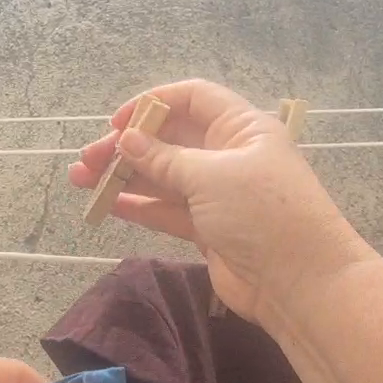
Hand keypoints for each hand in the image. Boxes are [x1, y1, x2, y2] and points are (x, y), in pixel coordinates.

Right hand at [68, 79, 379, 330]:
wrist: (300, 283)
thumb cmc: (262, 214)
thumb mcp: (211, 176)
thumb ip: (163, 158)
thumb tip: (126, 140)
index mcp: (240, 128)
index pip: (193, 99)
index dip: (152, 104)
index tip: (116, 123)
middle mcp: (227, 155)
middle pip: (169, 140)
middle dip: (126, 147)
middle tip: (87, 160)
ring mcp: (216, 193)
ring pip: (161, 177)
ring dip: (123, 177)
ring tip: (82, 181)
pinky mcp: (206, 227)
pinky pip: (165, 210)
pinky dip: (137, 206)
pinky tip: (107, 205)